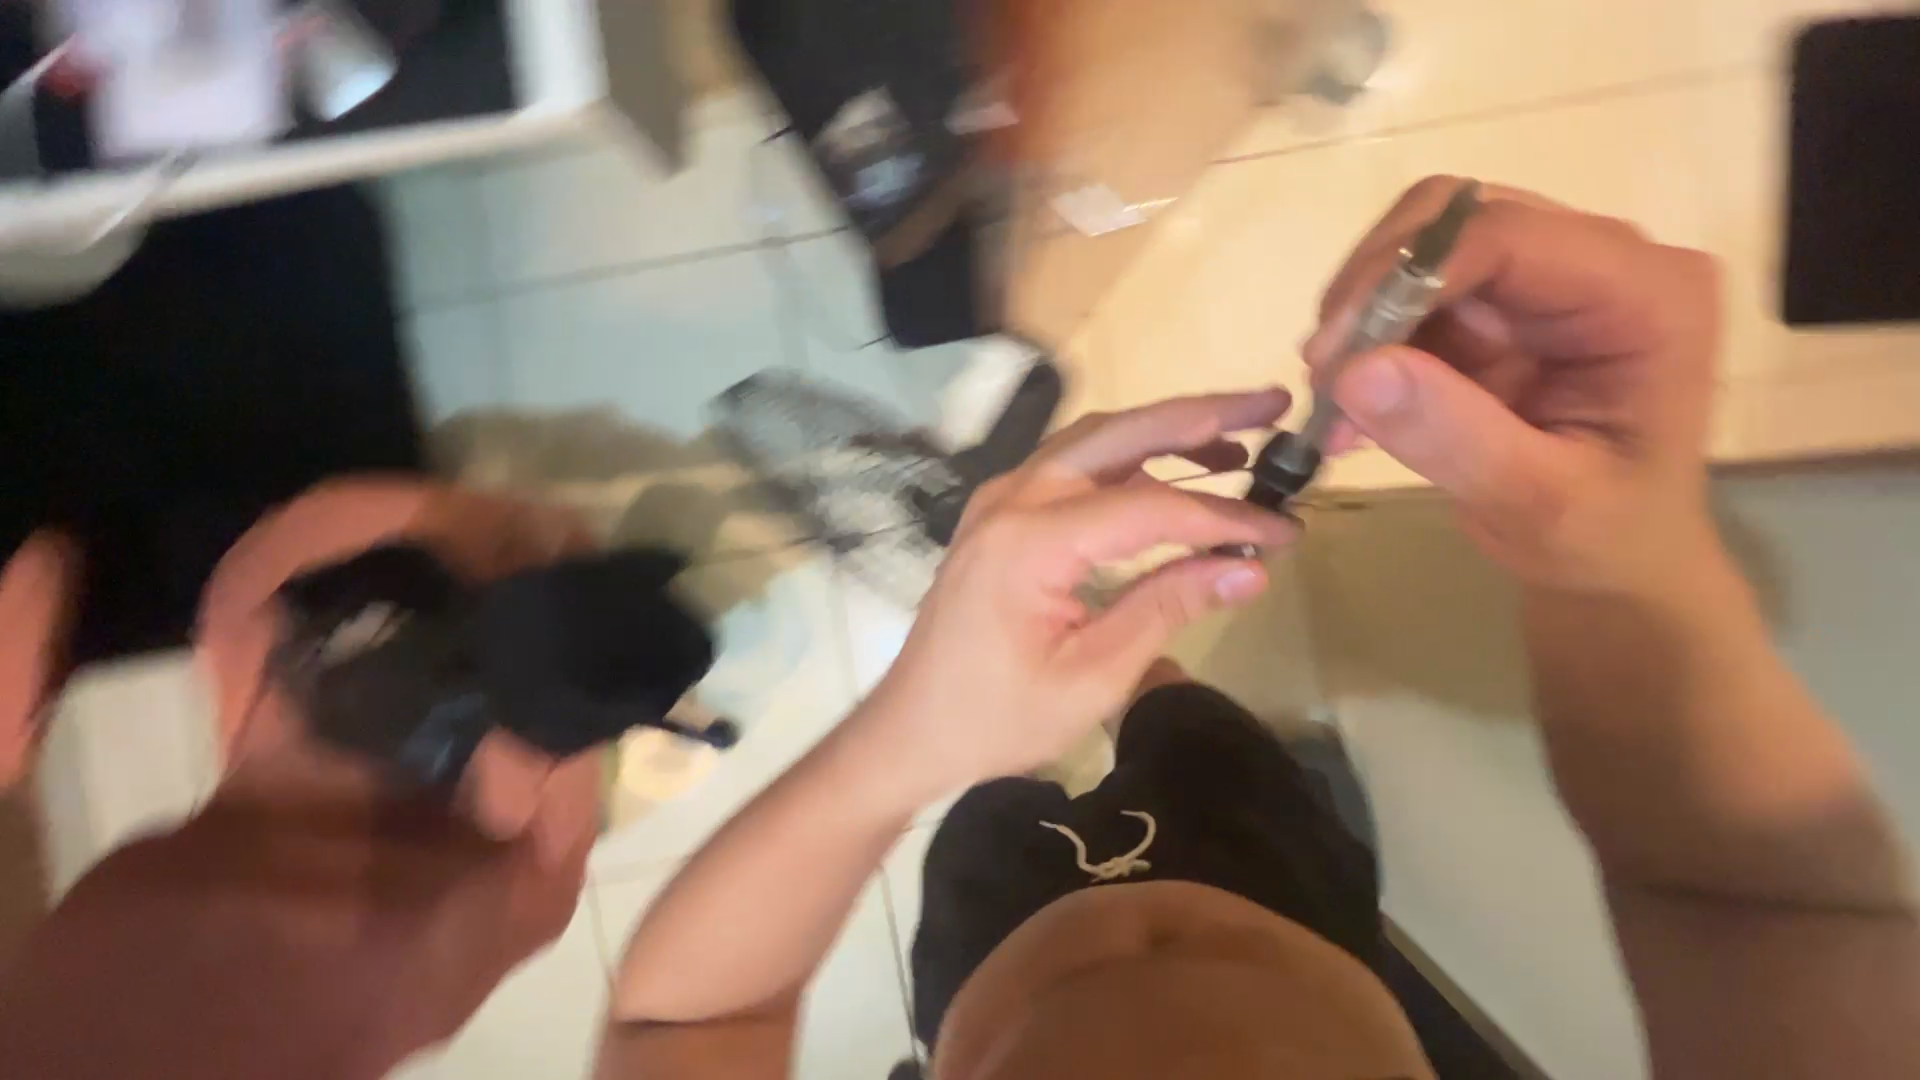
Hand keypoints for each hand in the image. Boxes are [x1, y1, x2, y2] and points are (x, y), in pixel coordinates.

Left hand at [858, 390, 1298, 797]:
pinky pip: (1067, 468)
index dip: (1223, 517)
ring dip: (1159, 432)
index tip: (1284, 530)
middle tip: (1270, 406)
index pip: (1147, 507)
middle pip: (1114, 434)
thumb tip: (1249, 568)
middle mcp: (1010, 499)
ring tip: (1232, 440)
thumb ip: (1167, 608)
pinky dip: (1122, 461)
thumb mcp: (1092, 677)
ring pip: (1089, 442)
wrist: (912, 728)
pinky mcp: (997, 517)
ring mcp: (998, 502)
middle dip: (1197, 415)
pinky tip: (1165, 475)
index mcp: (1030, 541)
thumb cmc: (996, 718)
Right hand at [1309, 178, 1723, 593]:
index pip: (1504, 237)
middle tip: (1325, 368)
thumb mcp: (1534, 501)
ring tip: (1332, 398)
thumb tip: (1353, 371)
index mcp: (1640, 295)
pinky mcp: (1490, 312)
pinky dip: (1360, 343)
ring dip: (1357, 316)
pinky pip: (1403, 298)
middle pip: (1453, 217)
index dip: (1402, 279)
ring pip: (1415, 249)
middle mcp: (1593, 266)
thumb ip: (1453, 436)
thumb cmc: (1598, 536)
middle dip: (1371, 285)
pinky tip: (1348, 406)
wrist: (1607, 555)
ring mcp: (1536, 285)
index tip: (1330, 357)